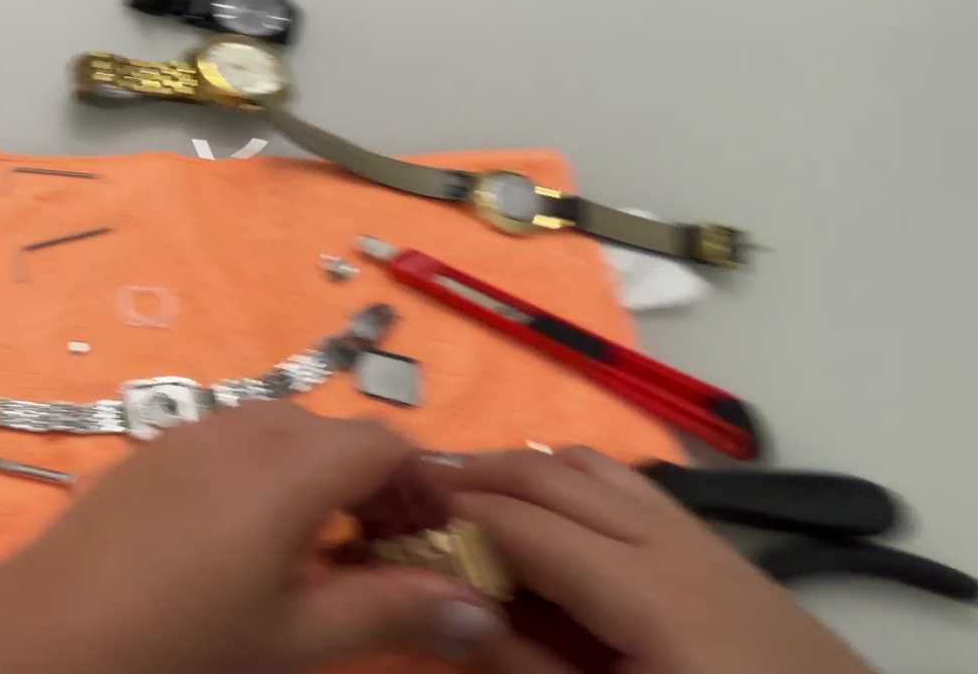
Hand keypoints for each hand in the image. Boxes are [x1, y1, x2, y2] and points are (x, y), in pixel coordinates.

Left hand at [0, 403, 503, 672]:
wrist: (56, 623)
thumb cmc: (186, 638)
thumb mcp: (296, 636)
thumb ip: (390, 611)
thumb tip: (480, 606)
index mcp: (286, 466)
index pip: (380, 440)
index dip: (420, 482)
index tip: (432, 541)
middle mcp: (238, 428)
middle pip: (328, 428)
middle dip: (369, 477)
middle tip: (379, 550)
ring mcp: (190, 430)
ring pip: (277, 427)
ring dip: (313, 468)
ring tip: (315, 541)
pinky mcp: (155, 445)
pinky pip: (229, 435)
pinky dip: (261, 465)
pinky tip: (245, 527)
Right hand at [445, 448, 874, 673]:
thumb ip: (518, 663)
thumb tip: (433, 607)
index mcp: (649, 594)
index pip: (518, 520)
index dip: (449, 511)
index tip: (395, 514)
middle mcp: (673, 545)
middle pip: (546, 471)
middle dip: (472, 471)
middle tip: (414, 488)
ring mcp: (704, 539)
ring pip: (588, 462)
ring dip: (522, 466)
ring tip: (478, 493)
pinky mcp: (721, 550)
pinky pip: (629, 484)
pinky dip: (573, 479)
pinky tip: (554, 515)